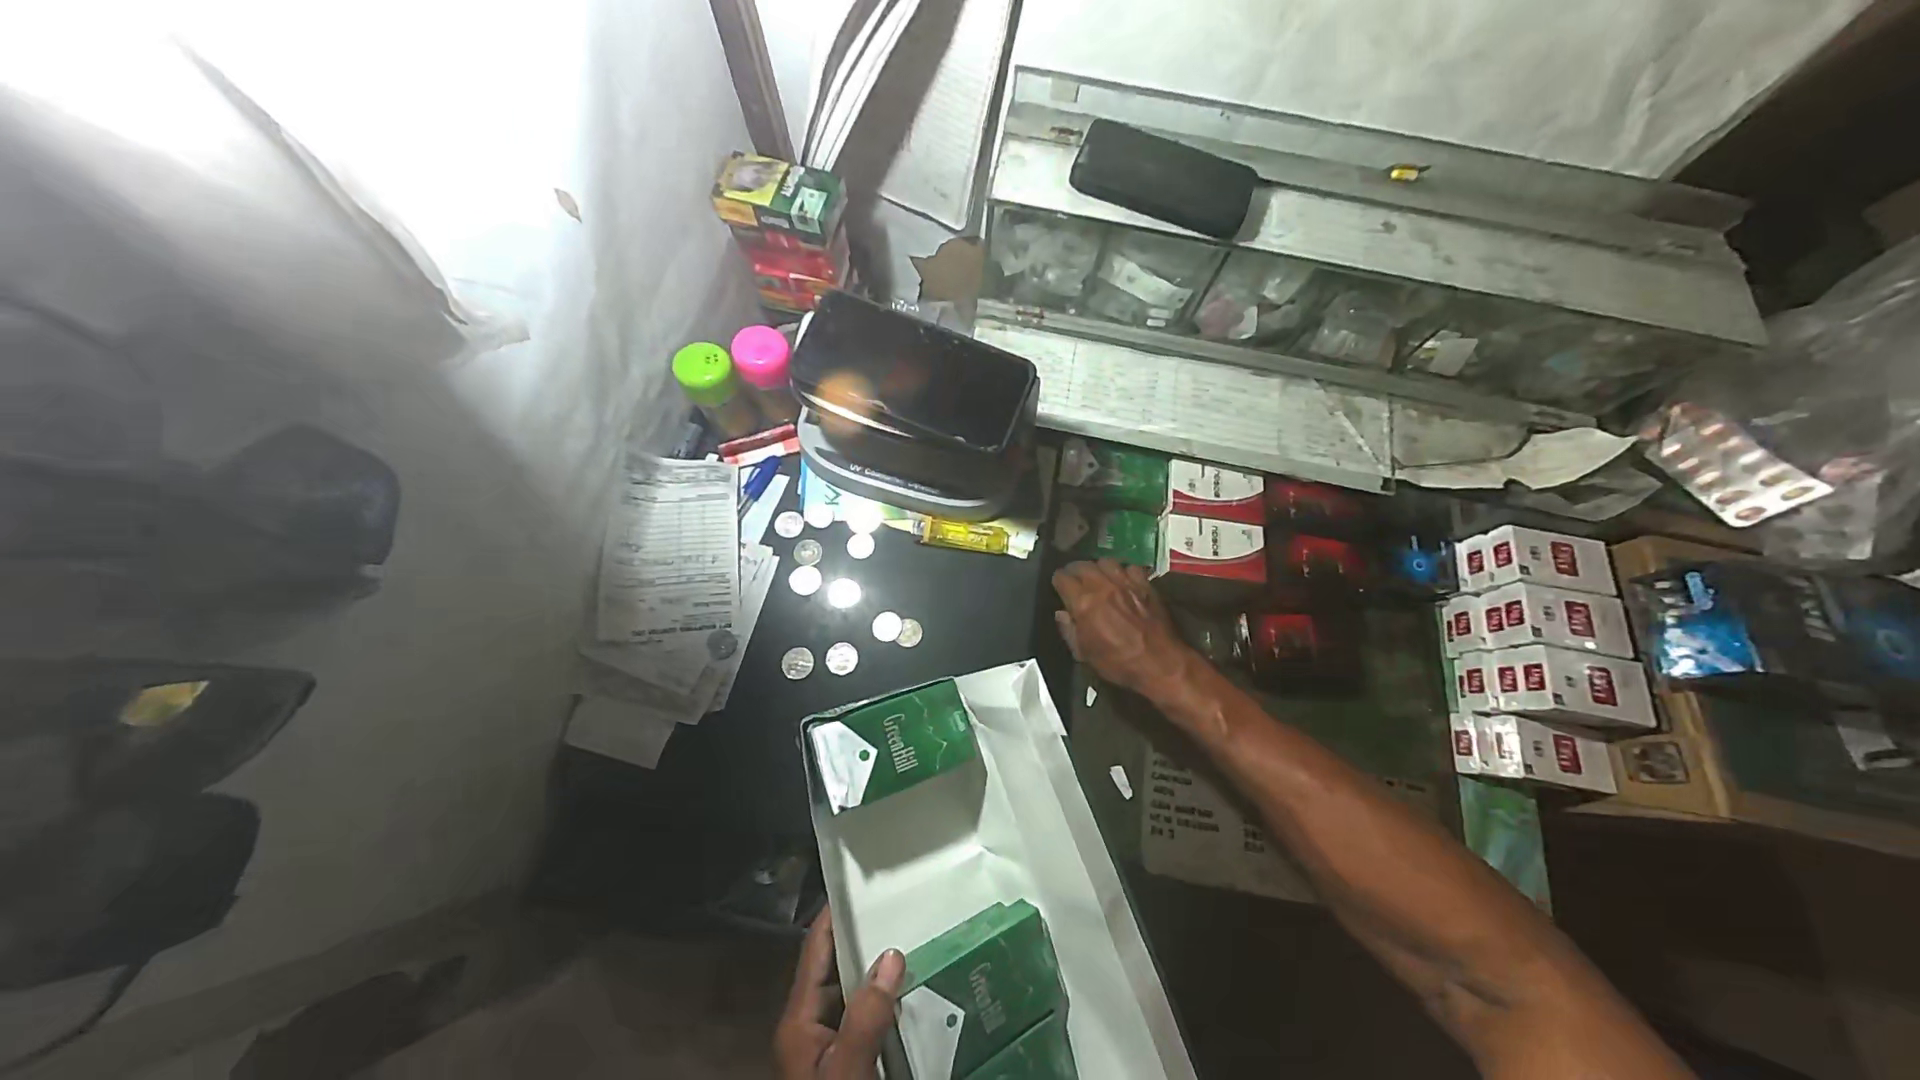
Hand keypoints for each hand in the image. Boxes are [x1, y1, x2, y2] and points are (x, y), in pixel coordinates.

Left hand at [775, 907, 904, 1079]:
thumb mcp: (847, 1069)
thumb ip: (866, 1018)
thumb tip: (892, 956)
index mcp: (797, 1021)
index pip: (814, 951)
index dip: (831, 917)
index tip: (854, 886)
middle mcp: (808, 1026)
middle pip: (834, 967)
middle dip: (861, 940)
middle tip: (893, 909)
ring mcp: (825, 1043)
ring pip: (851, 991)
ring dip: (875, 971)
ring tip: (905, 941)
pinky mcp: (844, 1058)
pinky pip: (863, 1015)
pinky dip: (881, 999)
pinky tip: (902, 991)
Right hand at [1052, 559, 1191, 695]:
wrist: (1159, 664)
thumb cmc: (1119, 663)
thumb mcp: (1084, 654)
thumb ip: (1068, 630)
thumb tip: (1061, 613)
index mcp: (1083, 604)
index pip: (1062, 578)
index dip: (1058, 581)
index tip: (1059, 586)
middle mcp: (1102, 587)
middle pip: (1082, 565)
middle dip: (1074, 571)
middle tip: (1075, 580)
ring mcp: (1125, 583)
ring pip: (1105, 561)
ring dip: (1098, 568)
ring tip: (1098, 577)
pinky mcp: (1145, 585)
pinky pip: (1130, 567)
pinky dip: (1124, 571)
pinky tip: (1123, 581)